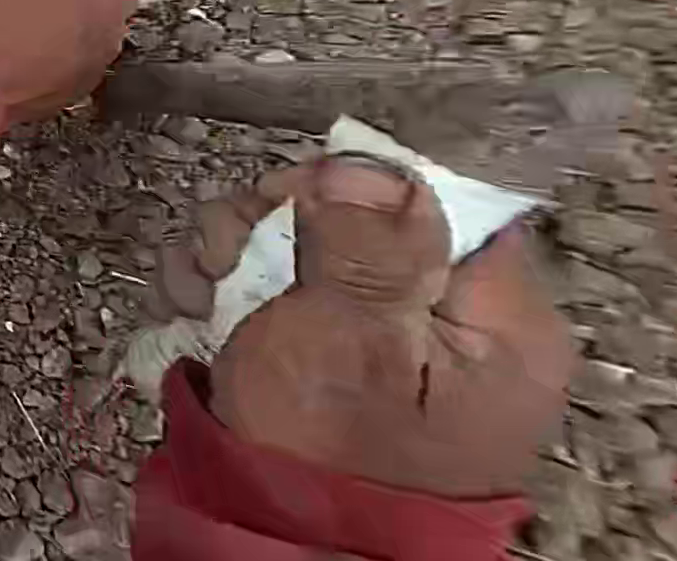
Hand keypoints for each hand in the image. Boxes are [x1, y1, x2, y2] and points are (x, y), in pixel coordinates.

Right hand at [157, 160, 573, 497]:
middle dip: (270, 221)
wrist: (260, 511)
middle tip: (241, 263)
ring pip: (275, 224)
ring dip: (225, 248)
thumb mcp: (355, 343)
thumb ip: (369, 252)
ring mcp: (347, 304)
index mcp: (479, 309)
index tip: (298, 209)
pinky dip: (209, 272)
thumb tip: (366, 164)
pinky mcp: (291, 311)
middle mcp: (418, 298)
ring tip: (209, 294)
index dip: (355, 185)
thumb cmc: (325, 434)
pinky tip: (197, 303)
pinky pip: (241, 256)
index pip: (432, 195)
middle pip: (337, 201)